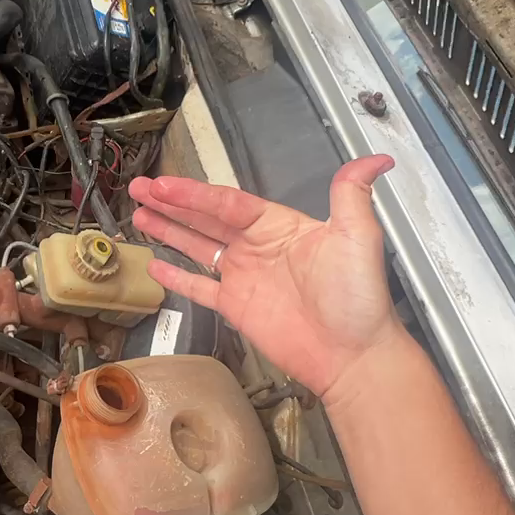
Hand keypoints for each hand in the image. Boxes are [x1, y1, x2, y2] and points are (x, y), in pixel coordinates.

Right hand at [128, 155, 409, 400]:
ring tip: (138, 214)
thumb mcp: (358, 238)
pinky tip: (155, 264)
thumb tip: (377, 158)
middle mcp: (255, 246)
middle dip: (171, 203)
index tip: (163, 184)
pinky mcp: (235, 307)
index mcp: (278, 225)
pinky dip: (177, 276)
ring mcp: (243, 277)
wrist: (353, 357)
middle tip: (139, 188)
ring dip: (168, 230)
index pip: (227, 203)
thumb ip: (352, 196)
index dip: (194, 194)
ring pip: (197, 246)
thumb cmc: (357, 296)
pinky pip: (200, 288)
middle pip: (205, 219)